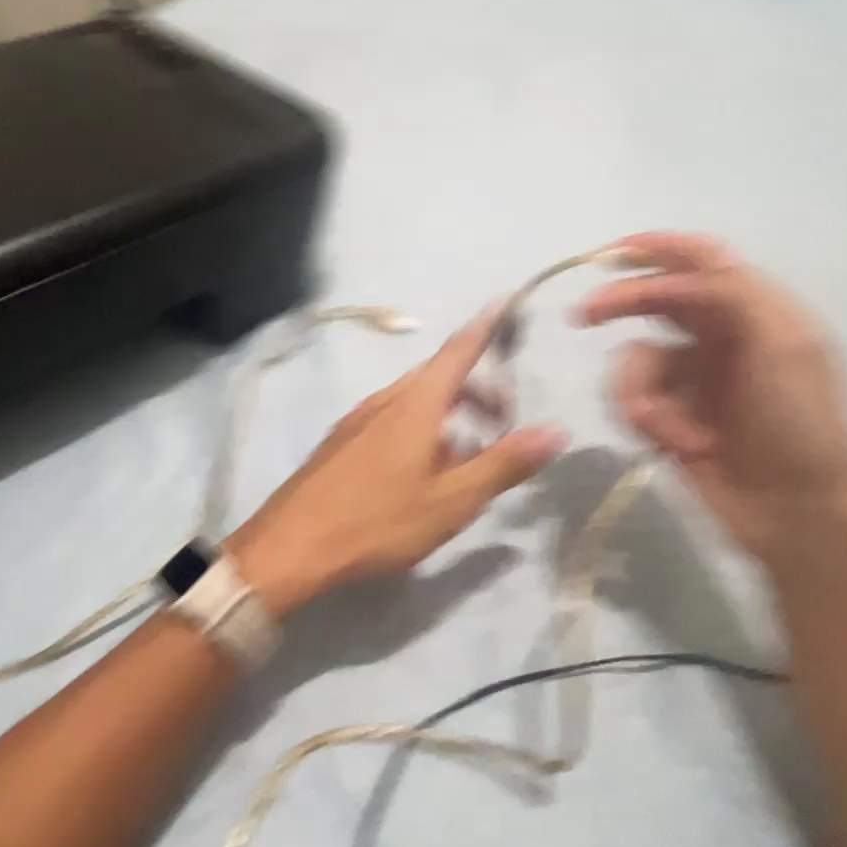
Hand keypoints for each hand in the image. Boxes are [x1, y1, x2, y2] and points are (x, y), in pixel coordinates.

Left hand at [227, 310, 567, 615]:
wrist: (292, 545)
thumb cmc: (378, 520)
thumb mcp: (452, 500)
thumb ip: (503, 463)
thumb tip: (555, 430)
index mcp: (416, 403)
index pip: (459, 350)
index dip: (486, 326)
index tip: (506, 302)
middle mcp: (385, 400)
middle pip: (438, 376)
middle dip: (476, 389)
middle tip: (502, 424)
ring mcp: (357, 420)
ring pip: (413, 400)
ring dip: (449, 413)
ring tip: (466, 456)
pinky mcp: (340, 442)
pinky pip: (390, 419)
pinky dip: (420, 428)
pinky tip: (421, 472)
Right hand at [575, 231, 846, 560]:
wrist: (799, 513)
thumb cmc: (802, 426)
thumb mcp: (786, 346)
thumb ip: (735, 294)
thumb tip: (675, 280)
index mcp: (757, 312)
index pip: (702, 261)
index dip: (657, 247)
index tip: (608, 254)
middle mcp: (720, 337)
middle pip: (655, 300)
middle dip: (620, 306)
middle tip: (583, 318)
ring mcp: (693, 379)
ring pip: (634, 358)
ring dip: (640, 392)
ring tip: (664, 430)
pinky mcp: (669, 418)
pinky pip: (632, 400)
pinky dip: (647, 420)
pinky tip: (677, 446)